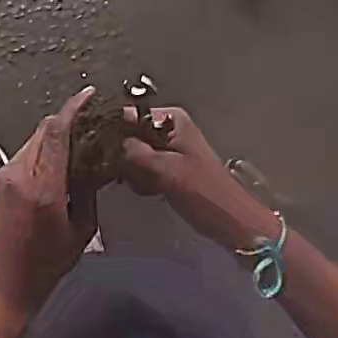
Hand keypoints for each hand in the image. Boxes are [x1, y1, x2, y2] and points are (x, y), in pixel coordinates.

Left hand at [0, 88, 98, 337]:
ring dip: (56, 133)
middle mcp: (20, 174)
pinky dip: (45, 147)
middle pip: (44, 128)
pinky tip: (59, 158)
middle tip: (91, 119)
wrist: (2, 283)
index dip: (74, 108)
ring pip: (35, 138)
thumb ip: (87, 191)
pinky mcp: (0, 179)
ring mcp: (5, 175)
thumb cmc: (45, 264)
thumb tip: (91, 164)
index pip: (57, 132)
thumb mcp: (81, 230)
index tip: (89, 95)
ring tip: (79, 140)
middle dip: (67, 118)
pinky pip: (27, 152)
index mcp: (42, 187)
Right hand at [121, 107, 277, 251]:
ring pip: (133, 155)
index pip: (128, 115)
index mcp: (171, 118)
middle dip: (127, 158)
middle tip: (138, 177)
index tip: (106, 152)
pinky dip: (143, 181)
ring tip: (149, 187)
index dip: (114, 133)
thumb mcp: (164, 170)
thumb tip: (106, 139)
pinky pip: (142, 169)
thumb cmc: (203, 192)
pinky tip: (152, 191)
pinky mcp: (168, 166)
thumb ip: (132, 151)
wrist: (231, 222)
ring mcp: (168, 147)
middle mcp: (168, 127)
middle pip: (129, 136)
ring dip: (135, 174)